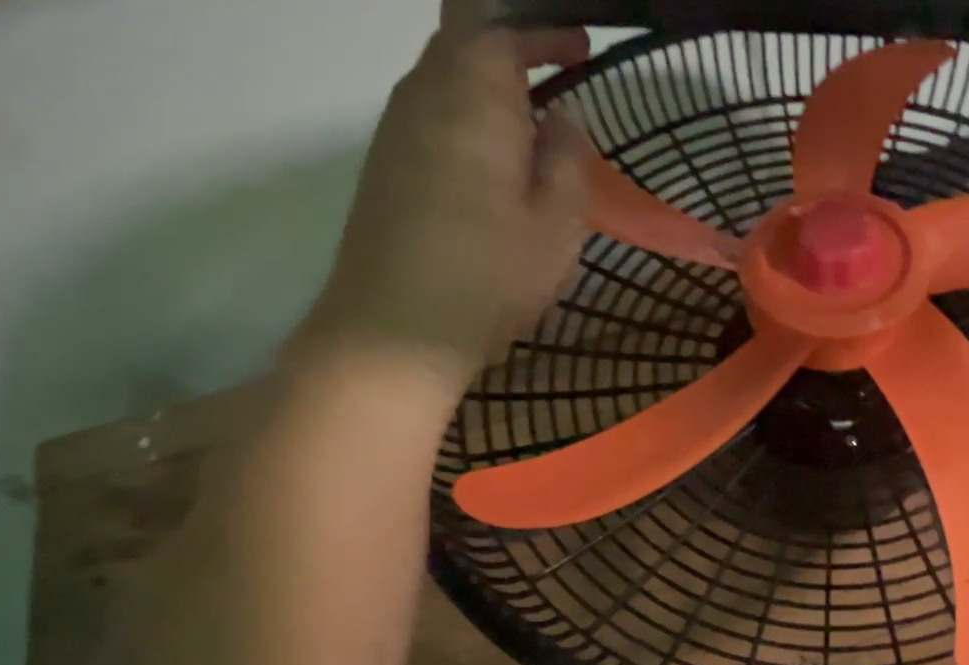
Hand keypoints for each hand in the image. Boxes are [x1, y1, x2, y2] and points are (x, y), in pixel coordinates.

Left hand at [298, 6, 590, 386]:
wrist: (395, 330)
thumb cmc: (490, 276)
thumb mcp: (557, 225)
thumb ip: (566, 160)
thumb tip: (563, 118)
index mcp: (472, 95)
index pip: (501, 27)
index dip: (543, 31)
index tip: (583, 49)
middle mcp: (424, 95)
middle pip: (461, 39)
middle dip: (513, 46)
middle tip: (561, 72)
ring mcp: (396, 130)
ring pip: (443, 77)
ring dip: (489, 84)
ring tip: (534, 118)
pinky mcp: (386, 168)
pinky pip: (430, 114)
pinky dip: (468, 115)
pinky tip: (496, 159)